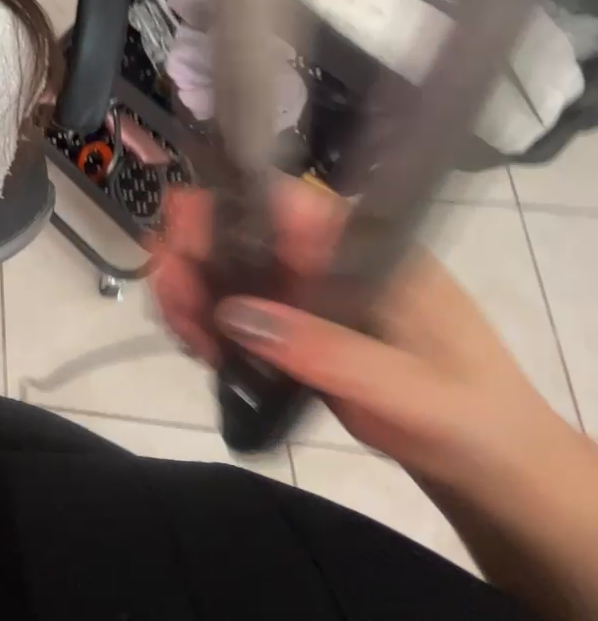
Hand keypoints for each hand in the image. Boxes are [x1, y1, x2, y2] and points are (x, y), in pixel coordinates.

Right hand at [150, 181, 576, 486]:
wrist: (485, 463)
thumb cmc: (465, 418)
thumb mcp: (408, 388)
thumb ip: (329, 351)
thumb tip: (234, 315)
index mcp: (362, 248)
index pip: (276, 199)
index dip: (219, 208)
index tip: (181, 248)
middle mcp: (320, 254)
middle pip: (226, 228)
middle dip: (186, 261)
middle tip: (179, 312)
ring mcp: (296, 285)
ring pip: (211, 263)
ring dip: (184, 294)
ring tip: (193, 342)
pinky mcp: (278, 316)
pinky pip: (216, 300)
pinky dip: (194, 318)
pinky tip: (202, 349)